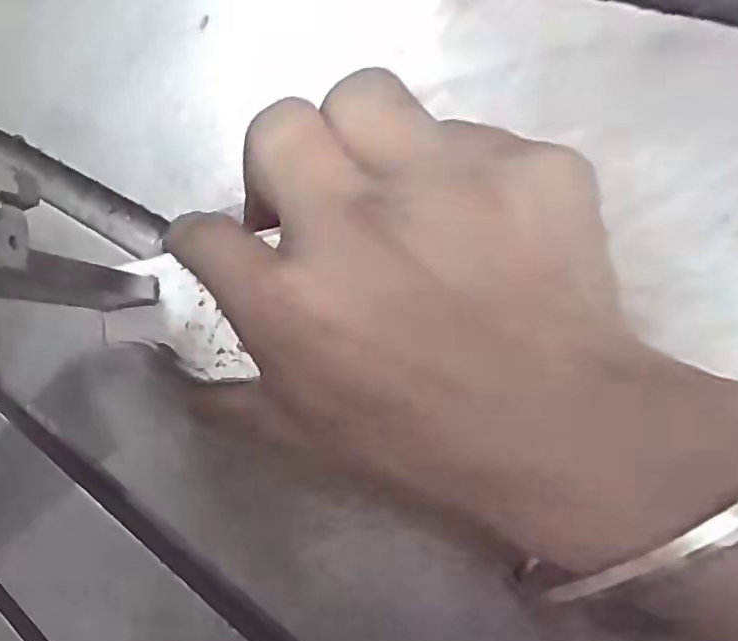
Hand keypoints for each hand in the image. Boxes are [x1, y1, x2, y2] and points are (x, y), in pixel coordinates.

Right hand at [167, 69, 737, 573]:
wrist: (552, 434)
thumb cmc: (405, 447)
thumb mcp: (295, 438)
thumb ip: (229, 403)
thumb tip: (186, 389)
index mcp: (285, 300)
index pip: (202, 235)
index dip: (192, 237)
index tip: (206, 246)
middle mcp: (347, 223)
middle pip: (275, 127)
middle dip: (267, 165)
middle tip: (294, 211)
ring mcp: (440, 182)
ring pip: (363, 95)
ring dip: (348, 140)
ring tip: (372, 191)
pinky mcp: (525, 165)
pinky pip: (463, 136)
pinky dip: (445, 174)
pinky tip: (465, 226)